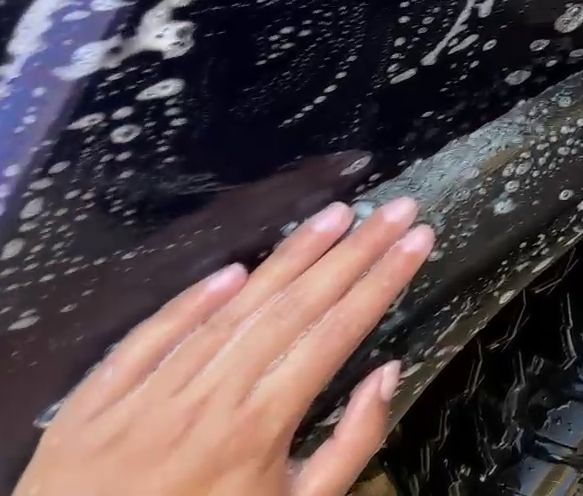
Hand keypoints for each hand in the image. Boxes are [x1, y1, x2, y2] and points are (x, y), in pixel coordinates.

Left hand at [13, 199, 434, 495]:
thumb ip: (352, 445)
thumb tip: (388, 371)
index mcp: (260, 426)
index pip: (339, 331)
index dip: (385, 279)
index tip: (421, 237)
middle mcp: (208, 400)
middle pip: (294, 307)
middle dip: (355, 251)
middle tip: (398, 208)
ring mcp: (144, 400)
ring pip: (231, 311)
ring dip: (290, 256)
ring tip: (337, 213)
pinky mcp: (89, 410)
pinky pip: (146, 342)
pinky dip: (190, 303)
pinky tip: (234, 270)